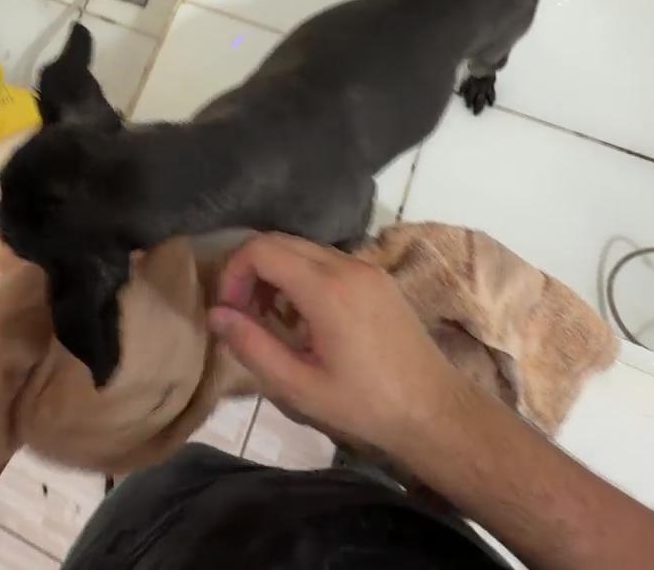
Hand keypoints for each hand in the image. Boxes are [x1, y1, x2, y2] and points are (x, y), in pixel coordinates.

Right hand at [208, 232, 469, 455]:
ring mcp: (365, 267)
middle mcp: (345, 264)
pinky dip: (301, 275)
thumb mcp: (299, 387)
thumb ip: (252, 346)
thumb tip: (216, 314)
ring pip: (301, 247)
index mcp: (325, 289)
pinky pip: (325, 259)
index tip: (230, 311)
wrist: (437, 412)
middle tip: (244, 314)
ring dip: (275, 272)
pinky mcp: (377, 277)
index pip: (260, 249)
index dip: (233, 273)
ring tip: (270, 319)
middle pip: (278, 241)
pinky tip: (304, 317)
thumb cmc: (365, 405)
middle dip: (250, 270)